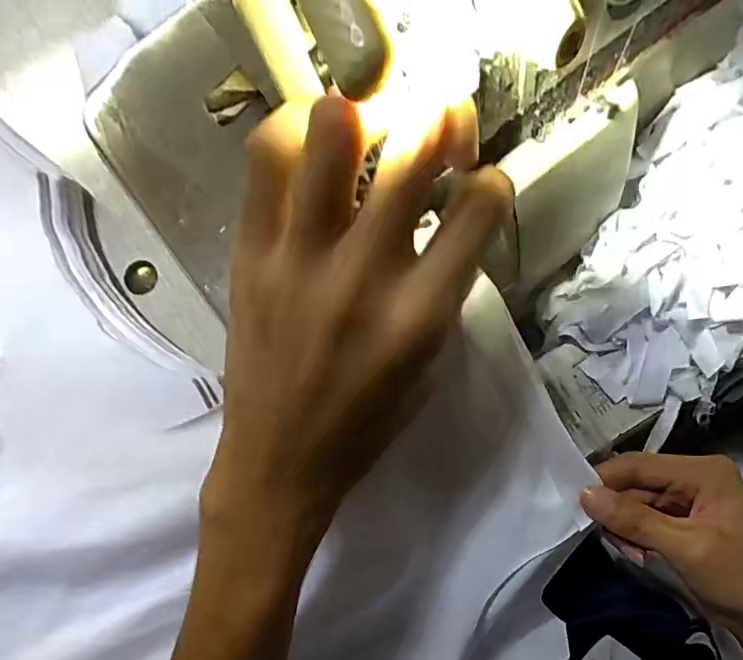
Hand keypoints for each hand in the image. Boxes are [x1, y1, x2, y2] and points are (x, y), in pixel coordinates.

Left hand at [203, 95, 513, 541]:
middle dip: (442, 123)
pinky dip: (297, 135)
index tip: (480, 188)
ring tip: (371, 131)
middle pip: (413, 154)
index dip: (491, 184)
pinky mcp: (250, 254)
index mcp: (420, 317)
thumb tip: (442, 232)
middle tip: (441, 131)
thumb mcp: (427, 373)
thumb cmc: (364, 430)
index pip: (477, 211)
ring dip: (366, 114)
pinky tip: (314, 152)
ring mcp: (300, 259)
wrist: (279, 461)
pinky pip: (267, 160)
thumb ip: (441, 299)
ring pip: (332, 132)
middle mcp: (365, 276)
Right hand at [579, 453, 742, 638]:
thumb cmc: (737, 577)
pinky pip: (647, 520)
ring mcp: (690, 502)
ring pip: (638, 504)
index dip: (605, 480)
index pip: (640, 465)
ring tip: (630, 553)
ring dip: (626, 527)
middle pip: (637, 483)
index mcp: (703, 472)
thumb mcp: (685, 547)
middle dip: (617, 510)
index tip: (575, 504)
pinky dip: (636, 536)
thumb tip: (586, 495)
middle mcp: (695, 478)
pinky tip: (637, 554)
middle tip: (609, 541)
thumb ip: (635, 519)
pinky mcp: (684, 524)